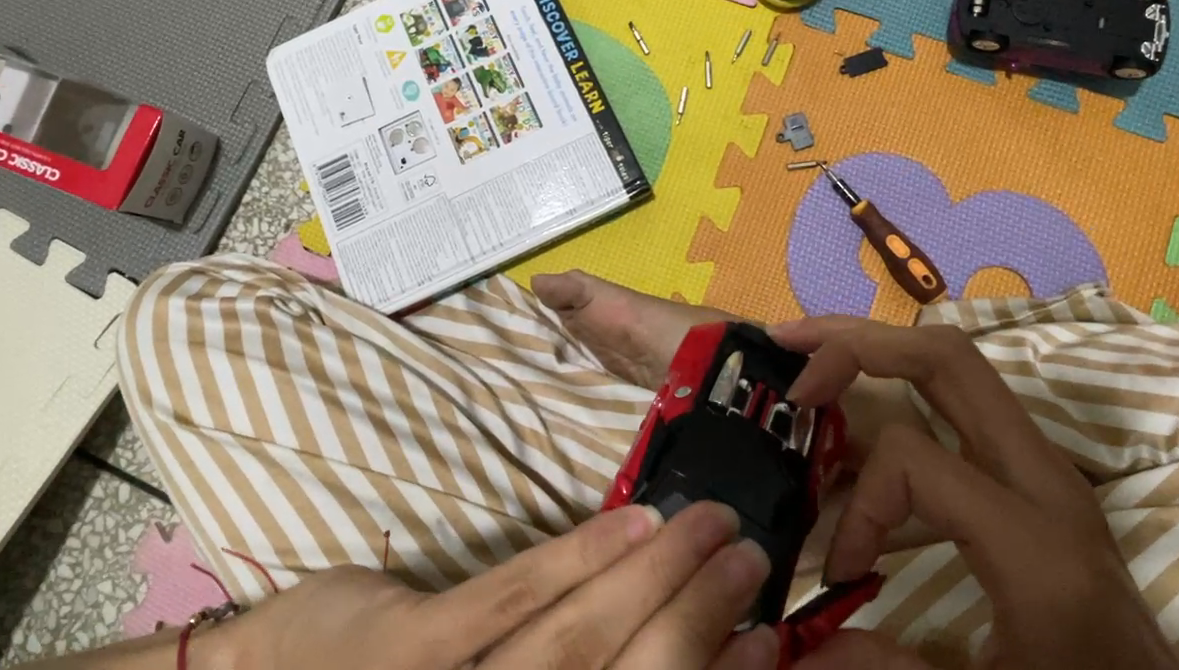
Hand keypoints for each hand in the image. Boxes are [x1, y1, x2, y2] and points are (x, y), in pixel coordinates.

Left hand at [191, 501, 782, 669]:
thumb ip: (578, 664)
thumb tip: (680, 633)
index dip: (711, 669)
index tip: (766, 626)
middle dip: (698, 614)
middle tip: (748, 551)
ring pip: (576, 640)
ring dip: (655, 577)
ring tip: (708, 524)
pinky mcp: (412, 651)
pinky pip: (510, 598)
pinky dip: (580, 561)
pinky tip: (631, 524)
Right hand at [770, 318, 1178, 669]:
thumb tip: (801, 654)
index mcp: (1034, 538)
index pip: (913, 457)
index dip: (858, 503)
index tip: (840, 570)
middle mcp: (1044, 478)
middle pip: (946, 358)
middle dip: (855, 342)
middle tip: (787, 347)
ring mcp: (1042, 465)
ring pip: (954, 363)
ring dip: (876, 348)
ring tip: (809, 352)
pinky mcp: (1034, 471)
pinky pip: (960, 398)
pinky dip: (899, 379)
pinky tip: (856, 396)